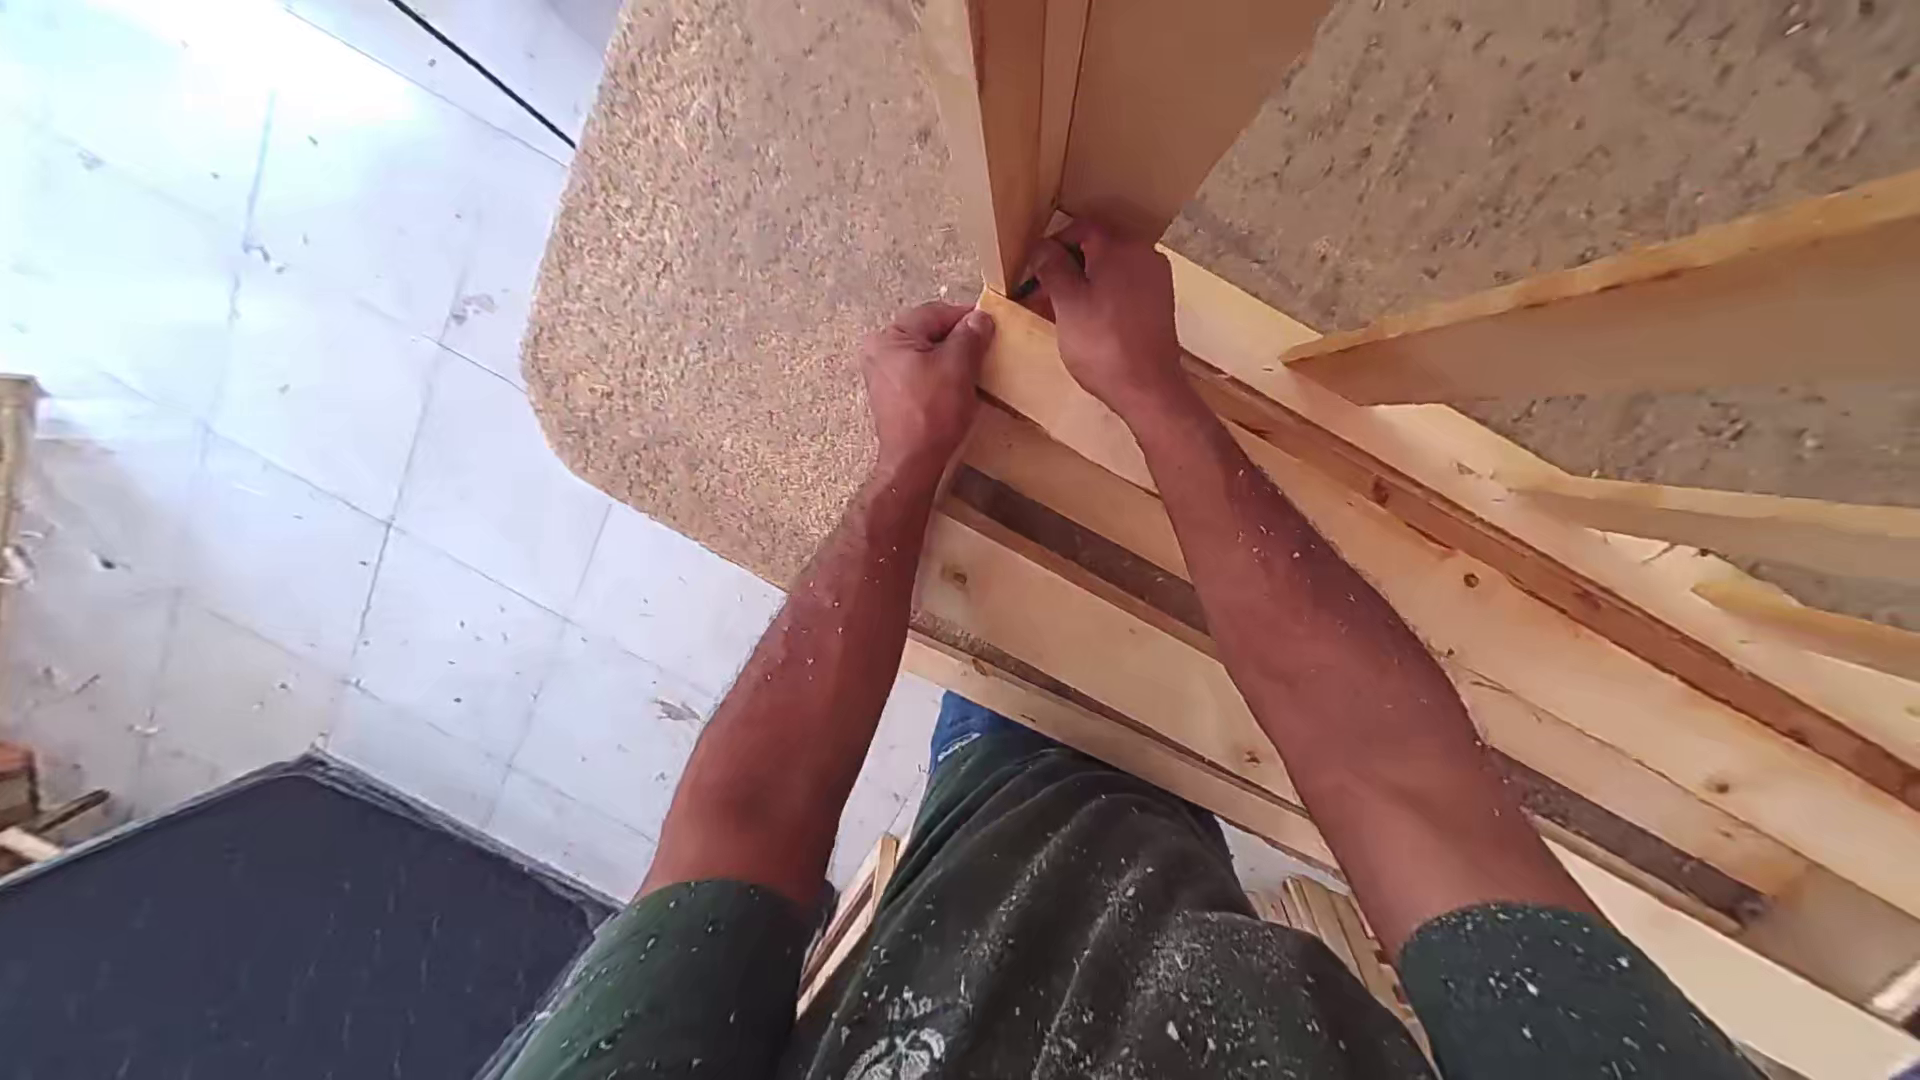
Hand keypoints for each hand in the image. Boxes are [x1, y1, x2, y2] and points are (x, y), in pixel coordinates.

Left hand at [860, 301, 994, 482]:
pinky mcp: (891, 398)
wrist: (914, 462)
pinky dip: (940, 377)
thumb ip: (970, 336)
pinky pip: (920, 375)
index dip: (967, 318)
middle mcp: (879, 352)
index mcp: (890, 337)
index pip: (935, 313)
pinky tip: (957, 389)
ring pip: (926, 355)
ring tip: (975, 372)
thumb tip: (980, 318)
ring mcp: (883, 376)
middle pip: (929, 333)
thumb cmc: (932, 414)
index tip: (991, 327)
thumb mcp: (958, 367)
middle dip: (959, 341)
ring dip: (951, 360)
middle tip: (986, 350)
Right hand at [1030, 221, 1194, 421]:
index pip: (1080, 227)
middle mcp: (1143, 254)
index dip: (1052, 246)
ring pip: (1110, 270)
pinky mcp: (1159, 304)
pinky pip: (1124, 288)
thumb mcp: (1067, 305)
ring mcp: (1155, 280)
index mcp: (1120, 247)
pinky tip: (1087, 321)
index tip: (1033, 271)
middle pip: (1097, 248)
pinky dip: (1102, 297)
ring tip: (1060, 311)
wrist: (1147, 388)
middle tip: (1041, 294)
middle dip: (1066, 268)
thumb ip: (1053, 269)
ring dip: (1083, 284)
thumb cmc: (1102, 346)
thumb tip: (1042, 247)